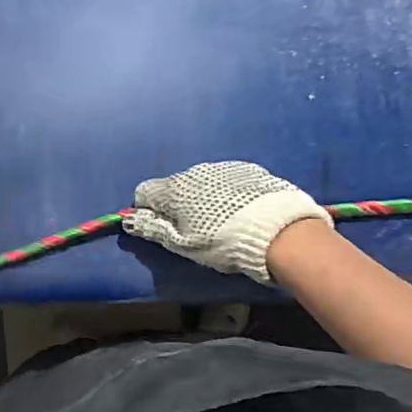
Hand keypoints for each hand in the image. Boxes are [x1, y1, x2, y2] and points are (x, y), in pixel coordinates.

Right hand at [126, 161, 330, 283]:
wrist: (282, 232)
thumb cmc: (222, 242)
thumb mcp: (182, 243)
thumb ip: (153, 229)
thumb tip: (130, 219)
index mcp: (173, 189)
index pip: (144, 193)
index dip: (148, 211)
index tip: (161, 227)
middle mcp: (194, 172)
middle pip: (174, 187)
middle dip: (177, 204)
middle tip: (194, 228)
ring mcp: (224, 168)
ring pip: (201, 182)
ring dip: (203, 198)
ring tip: (222, 220)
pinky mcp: (250, 169)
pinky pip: (226, 180)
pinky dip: (226, 193)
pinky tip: (241, 210)